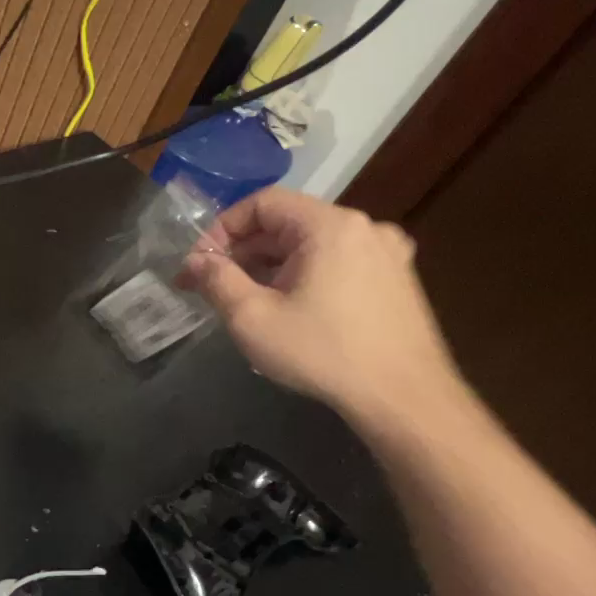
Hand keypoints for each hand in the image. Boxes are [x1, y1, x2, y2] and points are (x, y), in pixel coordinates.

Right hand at [176, 186, 463, 421]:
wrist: (400, 392)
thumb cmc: (320, 350)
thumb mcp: (251, 317)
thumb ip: (217, 281)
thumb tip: (195, 261)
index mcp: (330, 227)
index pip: (264, 202)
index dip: (222, 228)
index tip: (198, 264)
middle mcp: (363, 227)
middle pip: (287, 223)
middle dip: (241, 251)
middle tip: (207, 286)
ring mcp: (386, 252)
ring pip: (310, 245)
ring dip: (268, 265)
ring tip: (242, 301)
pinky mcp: (394, 277)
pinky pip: (334, 262)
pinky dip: (300, 275)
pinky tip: (285, 308)